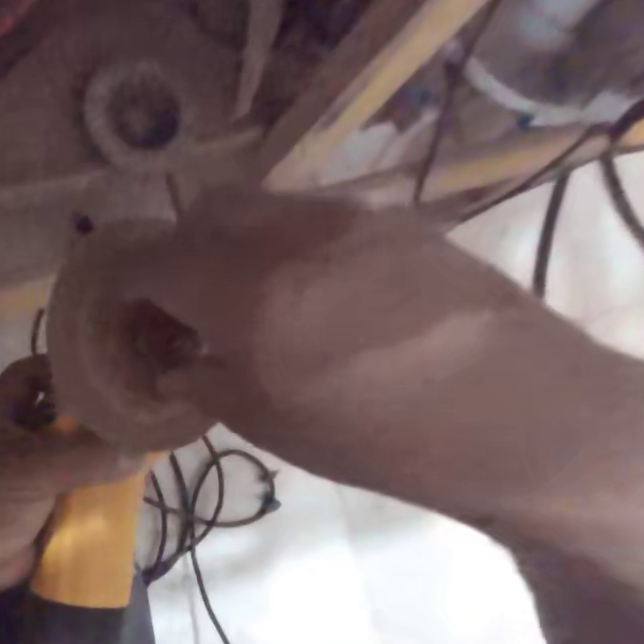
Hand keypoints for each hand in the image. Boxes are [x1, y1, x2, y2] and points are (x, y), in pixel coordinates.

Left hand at [0, 356, 140, 597]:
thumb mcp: (33, 471)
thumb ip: (84, 457)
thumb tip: (139, 449)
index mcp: (1, 417)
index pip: (28, 373)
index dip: (57, 365)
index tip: (98, 370)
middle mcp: (17, 438)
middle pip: (56, 410)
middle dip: (88, 410)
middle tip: (130, 406)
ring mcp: (31, 471)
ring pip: (70, 448)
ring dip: (98, 447)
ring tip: (137, 439)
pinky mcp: (46, 501)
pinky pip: (77, 482)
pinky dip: (99, 480)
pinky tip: (128, 478)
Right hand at [119, 190, 643, 534]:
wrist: (520, 417)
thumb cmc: (380, 440)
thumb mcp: (271, 426)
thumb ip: (206, 383)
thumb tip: (175, 366)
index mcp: (249, 295)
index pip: (154, 259)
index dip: (125, 281)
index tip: (124, 309)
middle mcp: (292, 235)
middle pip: (202, 210)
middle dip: (177, 251)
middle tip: (184, 303)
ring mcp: (349, 216)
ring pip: (259, 203)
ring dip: (229, 241)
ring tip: (246, 297)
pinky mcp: (393, 217)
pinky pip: (310, 213)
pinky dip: (281, 241)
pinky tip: (308, 291)